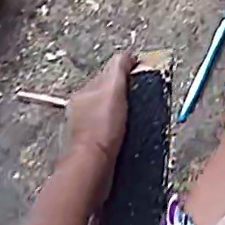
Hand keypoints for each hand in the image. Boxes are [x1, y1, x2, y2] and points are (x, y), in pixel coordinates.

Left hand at [61, 51, 131, 204]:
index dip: (129, 72)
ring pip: (109, 112)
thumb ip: (119, 66)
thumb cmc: (101, 127)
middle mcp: (79, 110)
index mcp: (83, 93)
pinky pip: (108, 131)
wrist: (91, 169)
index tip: (144, 78)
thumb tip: (128, 54)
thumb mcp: (113, 87)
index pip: (110, 73)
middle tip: (143, 98)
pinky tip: (128, 134)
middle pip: (109, 93)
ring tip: (138, 117)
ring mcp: (83, 131)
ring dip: (123, 113)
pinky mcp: (90, 149)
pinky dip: (119, 130)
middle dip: (125, 93)